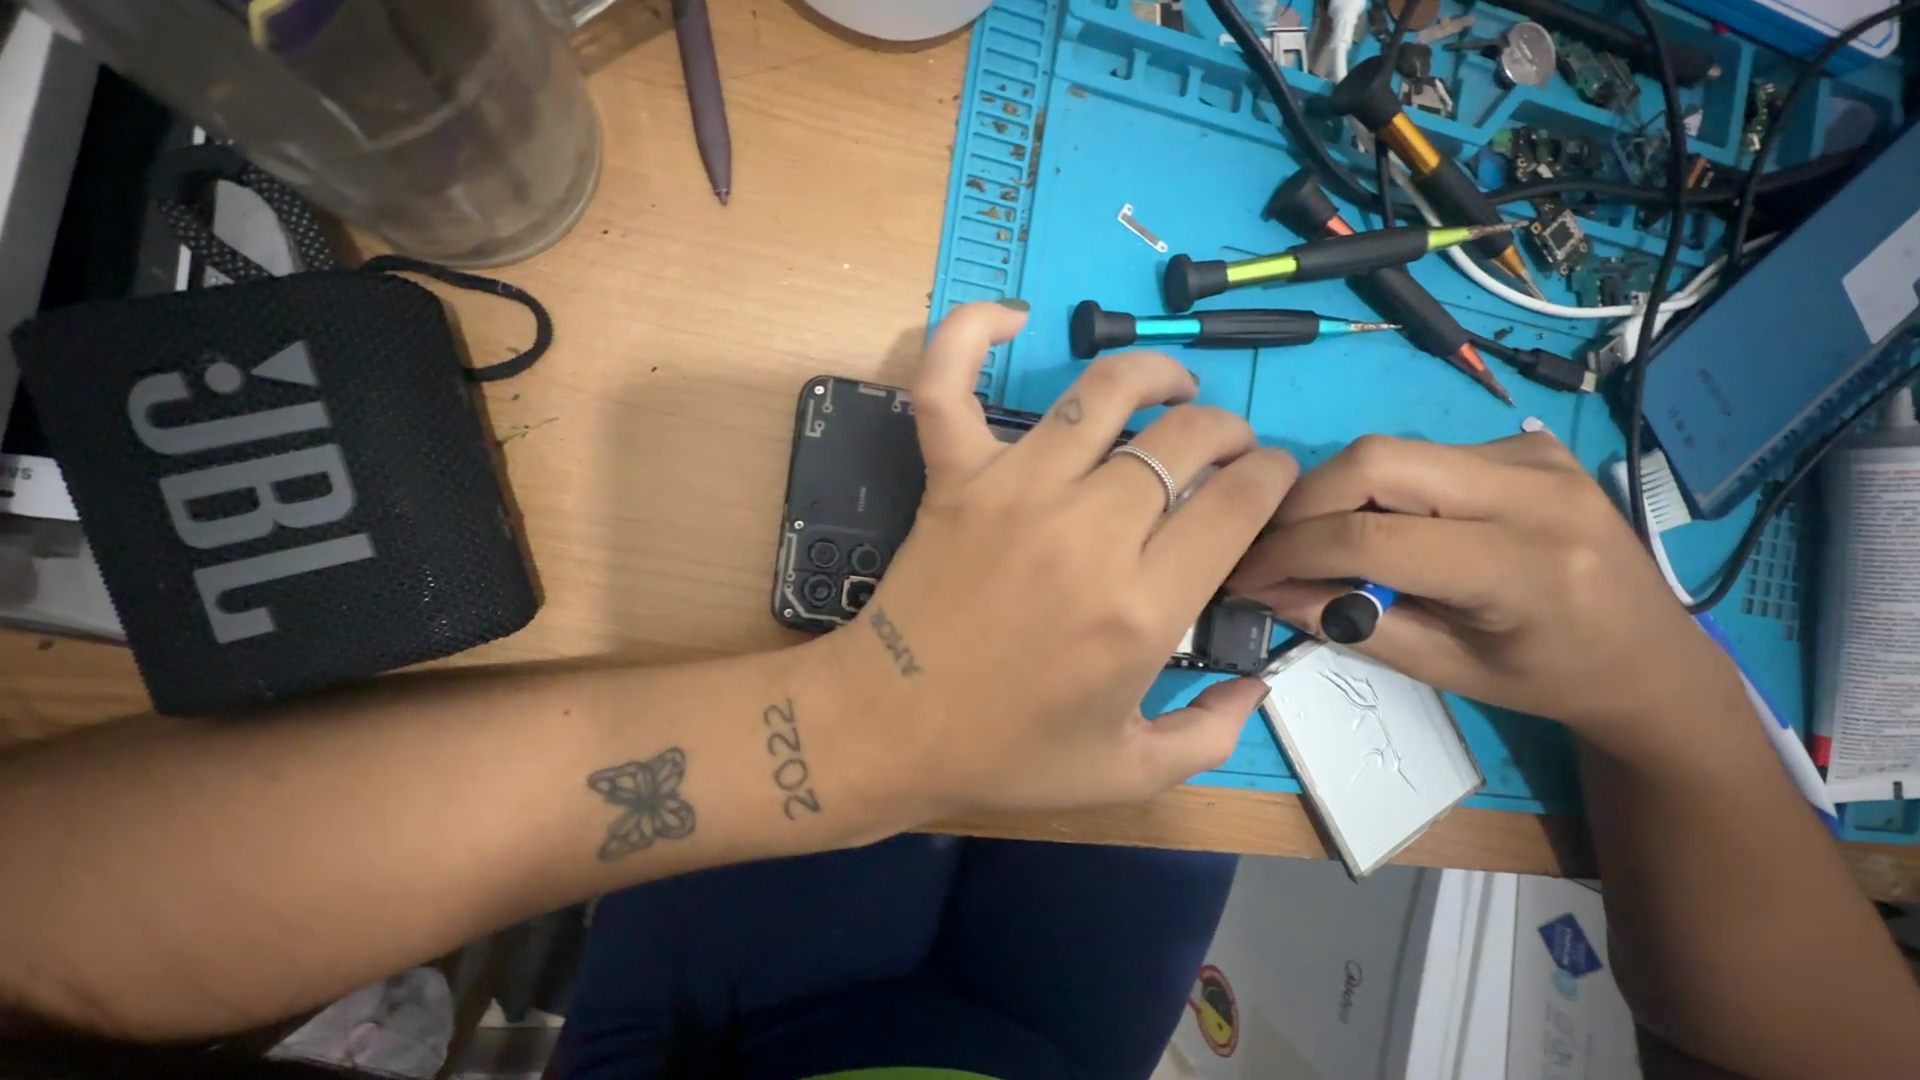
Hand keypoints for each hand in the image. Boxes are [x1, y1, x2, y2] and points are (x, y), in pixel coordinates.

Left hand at [820, 301, 1298, 818]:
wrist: (889, 729)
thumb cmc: (1004, 753)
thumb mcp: (1125, 772)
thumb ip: (1210, 733)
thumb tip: (1260, 687)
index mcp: (1143, 608)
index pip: (1237, 502)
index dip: (1270, 476)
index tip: (1267, 478)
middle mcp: (1088, 533)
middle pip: (1184, 440)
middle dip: (1227, 431)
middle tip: (1226, 446)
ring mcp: (1015, 494)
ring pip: (1102, 396)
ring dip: (1152, 374)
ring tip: (1171, 385)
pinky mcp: (954, 479)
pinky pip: (949, 386)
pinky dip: (969, 335)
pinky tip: (1012, 317)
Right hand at [1225, 433, 1743, 745]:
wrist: (1654, 655)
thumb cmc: (1548, 680)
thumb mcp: (1444, 669)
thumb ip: (1349, 622)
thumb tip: (1264, 588)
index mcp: (1526, 566)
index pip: (1374, 537)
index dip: (1291, 551)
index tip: (1244, 573)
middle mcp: (1536, 491)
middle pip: (1376, 461)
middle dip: (1301, 502)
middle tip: (1268, 546)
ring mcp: (1535, 455)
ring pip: (1390, 450)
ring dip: (1331, 493)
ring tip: (1311, 541)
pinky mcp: (1526, 444)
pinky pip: (1419, 455)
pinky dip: (1373, 489)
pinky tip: (1374, 525)